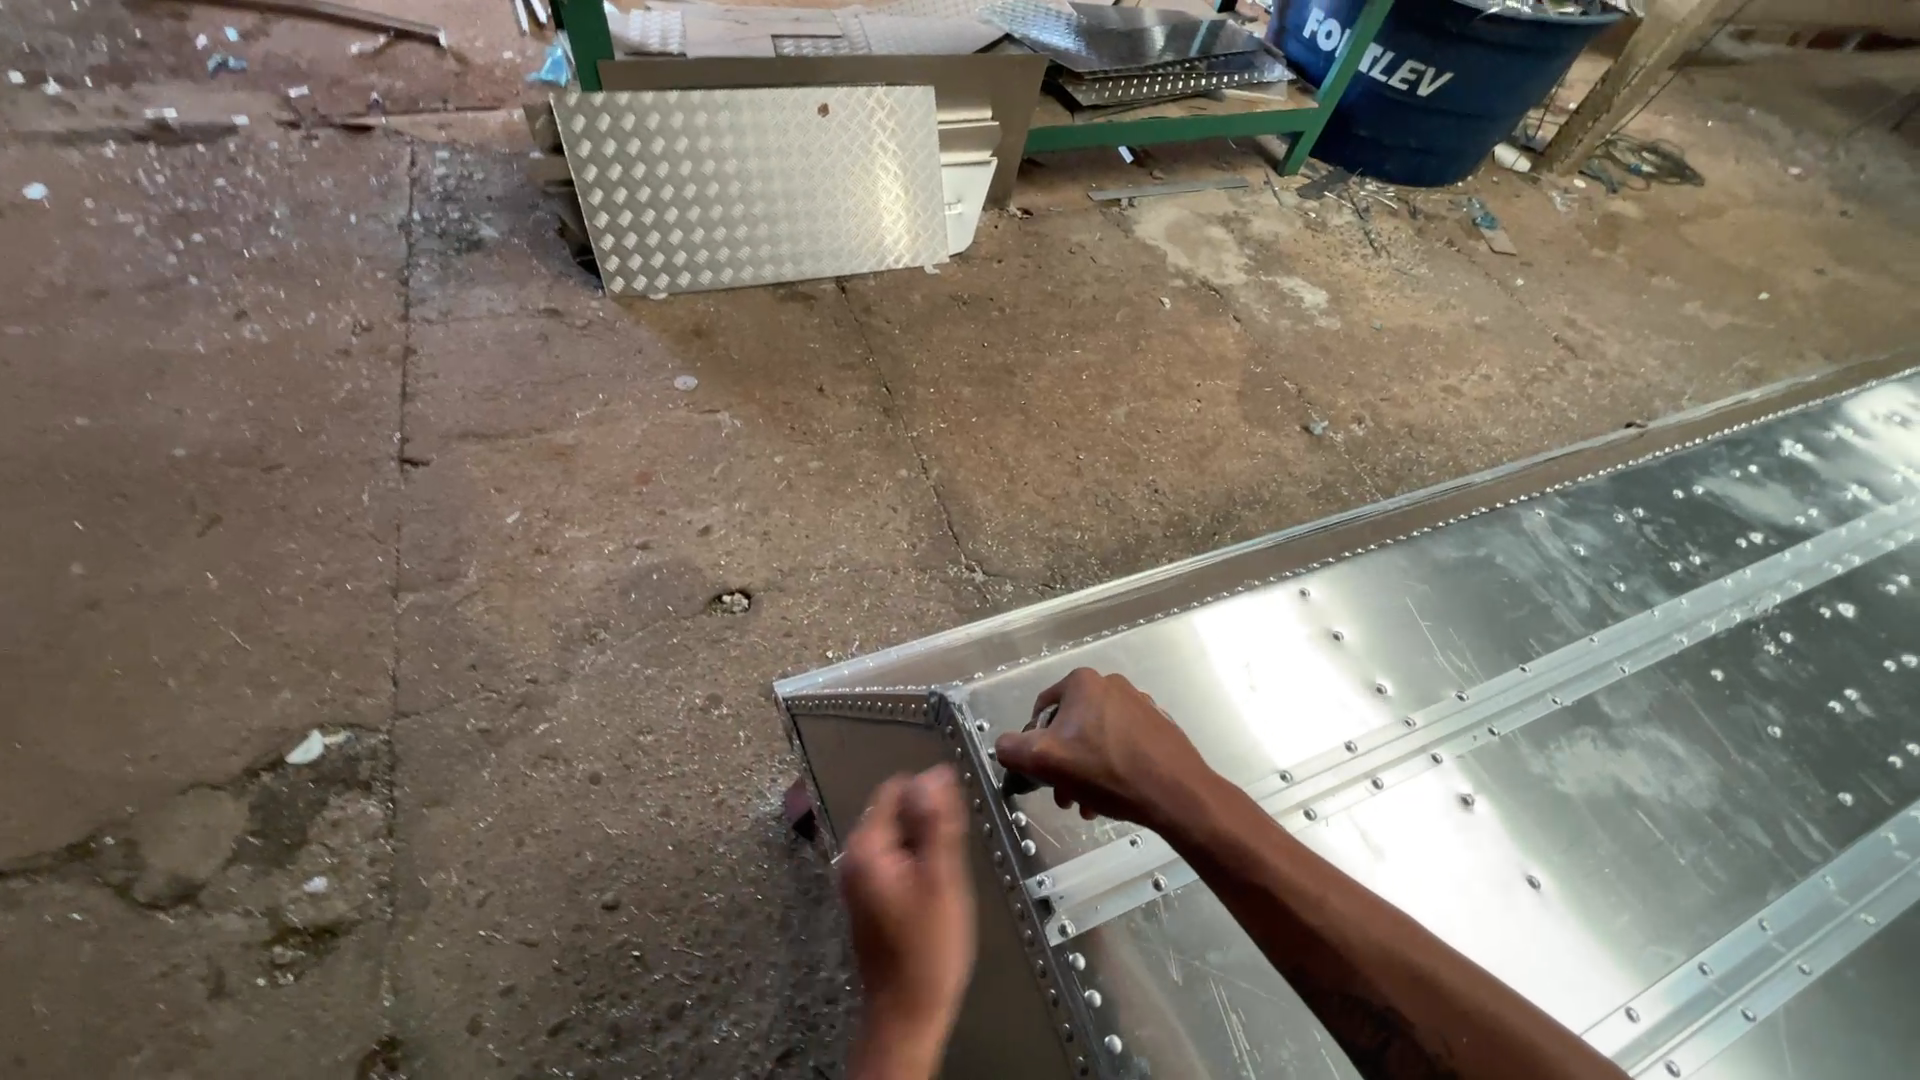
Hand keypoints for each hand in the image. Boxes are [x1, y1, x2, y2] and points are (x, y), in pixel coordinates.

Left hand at [840, 766, 975, 1079]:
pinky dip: (915, 865)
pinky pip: (894, 860)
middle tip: (950, 858)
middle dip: (927, 823)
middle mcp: (853, 857)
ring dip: (923, 846)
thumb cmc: (927, 949)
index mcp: (866, 847)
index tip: (953, 823)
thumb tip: (935, 774)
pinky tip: (933, 892)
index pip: (895, 789)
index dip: (929, 795)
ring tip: (944, 877)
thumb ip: (937, 821)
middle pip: (895, 811)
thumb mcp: (941, 877)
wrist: (906, 1013)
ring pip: (898, 837)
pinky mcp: (867, 897)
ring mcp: (857, 879)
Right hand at [995, 668, 1219, 832]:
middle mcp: (1111, 684)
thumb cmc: (1107, 771)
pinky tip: (1113, 795)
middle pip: (1070, 727)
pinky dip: (1111, 768)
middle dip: (1062, 763)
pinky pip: (1122, 745)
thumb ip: (1011, 749)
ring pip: (1095, 740)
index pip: (1041, 711)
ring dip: (1084, 771)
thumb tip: (1005, 746)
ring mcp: (1139, 704)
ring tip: (1088, 803)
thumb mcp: (1044, 761)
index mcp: (1082, 682)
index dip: (1033, 744)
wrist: (1176, 792)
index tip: (1041, 773)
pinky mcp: (1159, 726)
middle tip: (1064, 795)